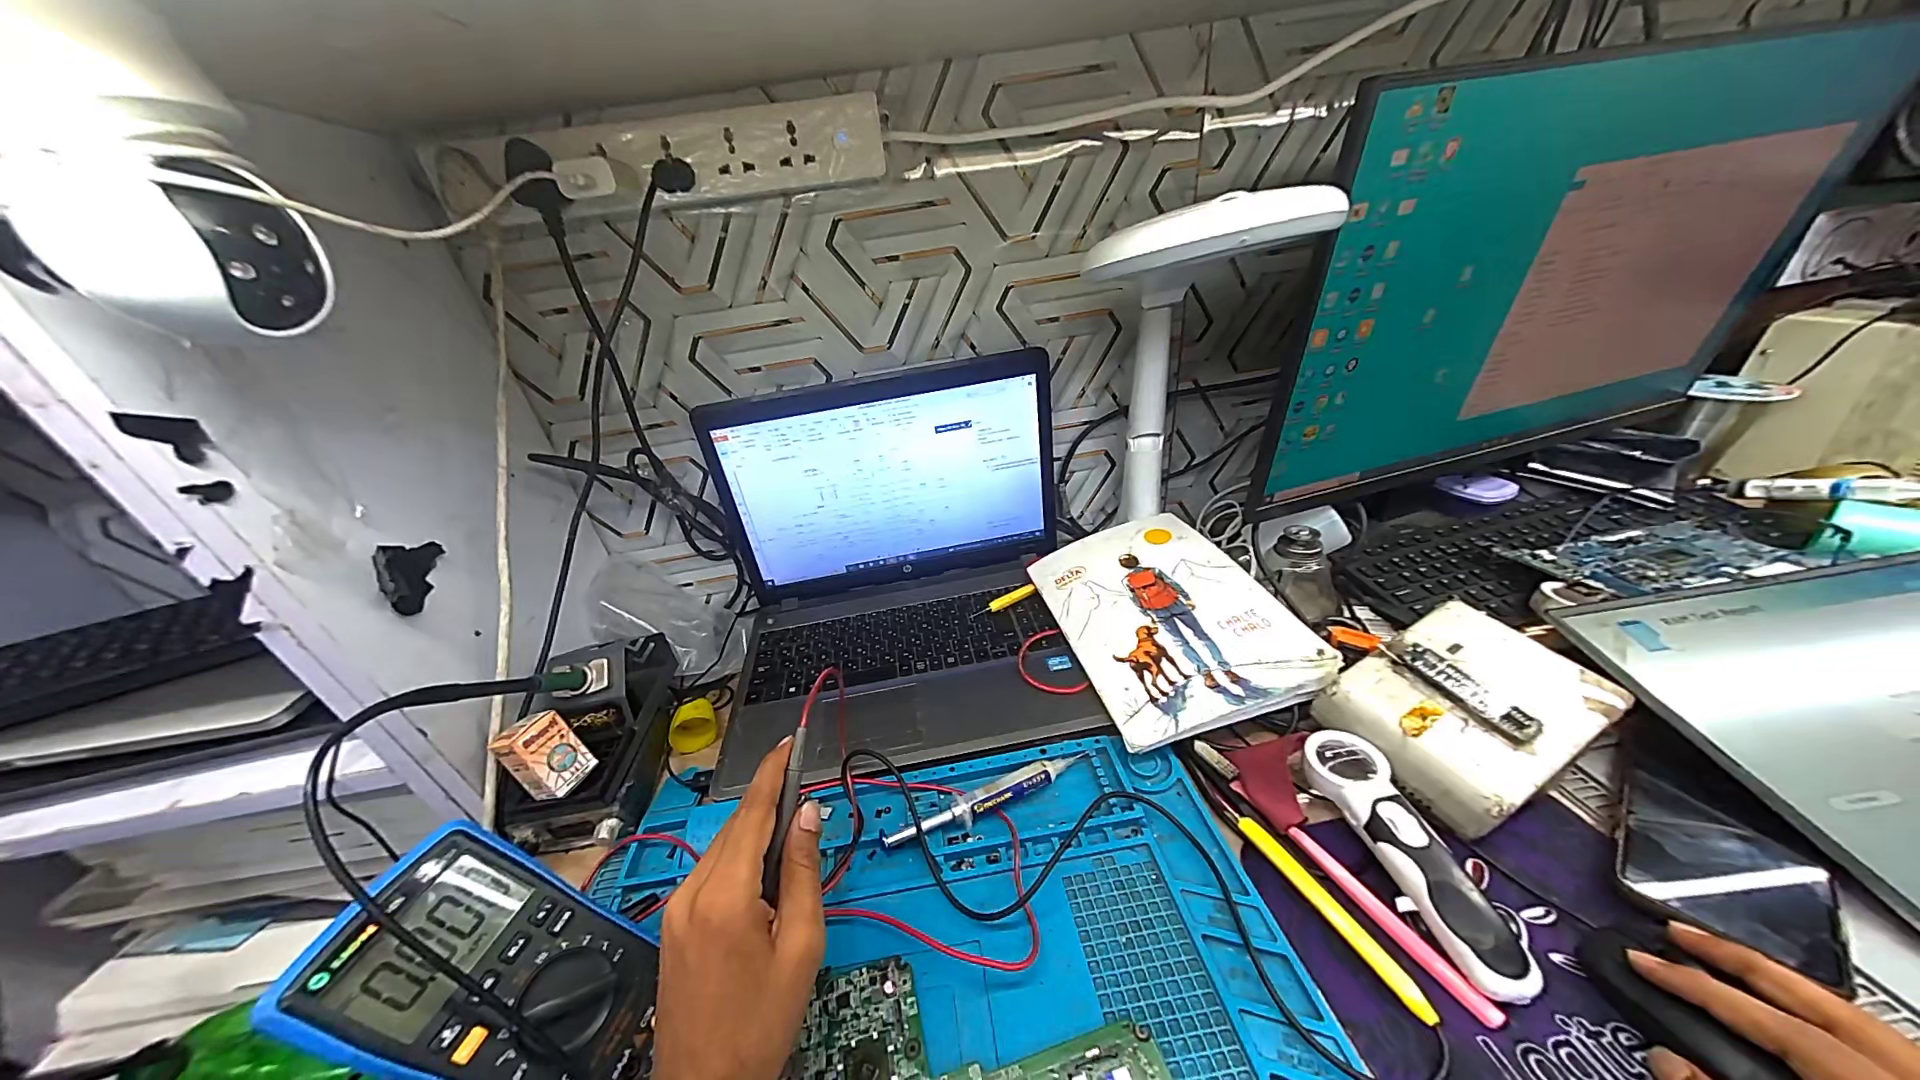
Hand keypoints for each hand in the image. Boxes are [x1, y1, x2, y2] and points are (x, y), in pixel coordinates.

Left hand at [653, 740, 824, 1079]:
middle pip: (737, 826)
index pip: (753, 812)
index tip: (789, 743)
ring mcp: (676, 908)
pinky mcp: (672, 921)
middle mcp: (691, 893)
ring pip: (723, 847)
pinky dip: (740, 858)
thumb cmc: (760, 1021)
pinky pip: (711, 871)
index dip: (773, 771)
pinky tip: (762, 874)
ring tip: (791, 840)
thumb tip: (807, 815)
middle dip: (771, 803)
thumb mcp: (801, 944)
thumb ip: (803, 870)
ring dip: (757, 832)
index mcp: (724, 895)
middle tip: (806, 794)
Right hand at [1628, 921, 1919, 1079]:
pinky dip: (1825, 1009)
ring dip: (1777, 977)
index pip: (1763, 1018)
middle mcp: (1908, 1071)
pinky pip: (1879, 1032)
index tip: (1641, 959)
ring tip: (1725, 956)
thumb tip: (1666, 1059)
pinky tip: (1799, 1006)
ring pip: (1852, 1010)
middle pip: (1813, 997)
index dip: (1692, 984)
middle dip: (1733, 957)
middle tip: (1675, 930)